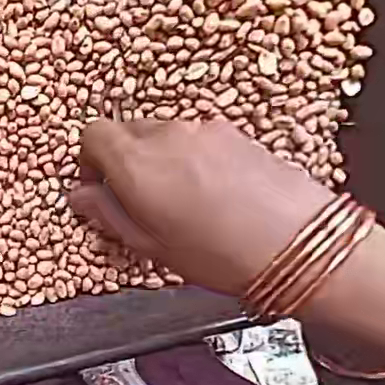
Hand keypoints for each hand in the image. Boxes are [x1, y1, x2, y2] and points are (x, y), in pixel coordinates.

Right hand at [69, 119, 384, 380]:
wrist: (304, 247)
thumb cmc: (221, 255)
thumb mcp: (149, 244)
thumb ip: (107, 212)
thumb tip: (80, 196)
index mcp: (136, 163)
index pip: (92, 134)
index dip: (88, 159)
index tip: (97, 184)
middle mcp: (166, 135)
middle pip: (125, 131)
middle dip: (121, 159)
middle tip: (135, 196)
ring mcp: (204, 129)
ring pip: (161, 134)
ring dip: (157, 157)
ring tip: (178, 198)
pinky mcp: (234, 131)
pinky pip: (194, 137)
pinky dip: (188, 156)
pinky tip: (208, 191)